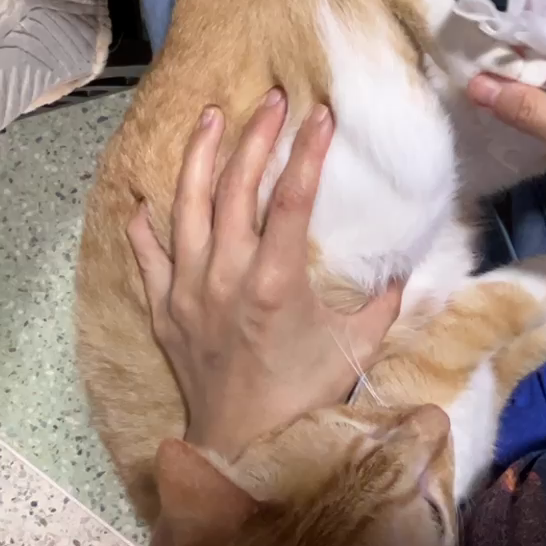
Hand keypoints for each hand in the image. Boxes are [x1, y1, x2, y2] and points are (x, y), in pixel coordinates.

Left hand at [124, 91, 404, 458]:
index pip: (292, 197)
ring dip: (199, 157)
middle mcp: (226, 275)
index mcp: (275, 280)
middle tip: (273, 99)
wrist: (242, 446)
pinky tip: (141, 199)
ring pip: (187, 207)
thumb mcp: (356, 347)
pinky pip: (147, 257)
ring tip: (210, 116)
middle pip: (236, 188)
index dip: (307, 151)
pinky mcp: (164, 308)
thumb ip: (384, 303)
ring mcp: (188, 289)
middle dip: (256, 136)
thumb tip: (405, 268)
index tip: (319, 113)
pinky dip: (143, 227)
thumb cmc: (303, 392)